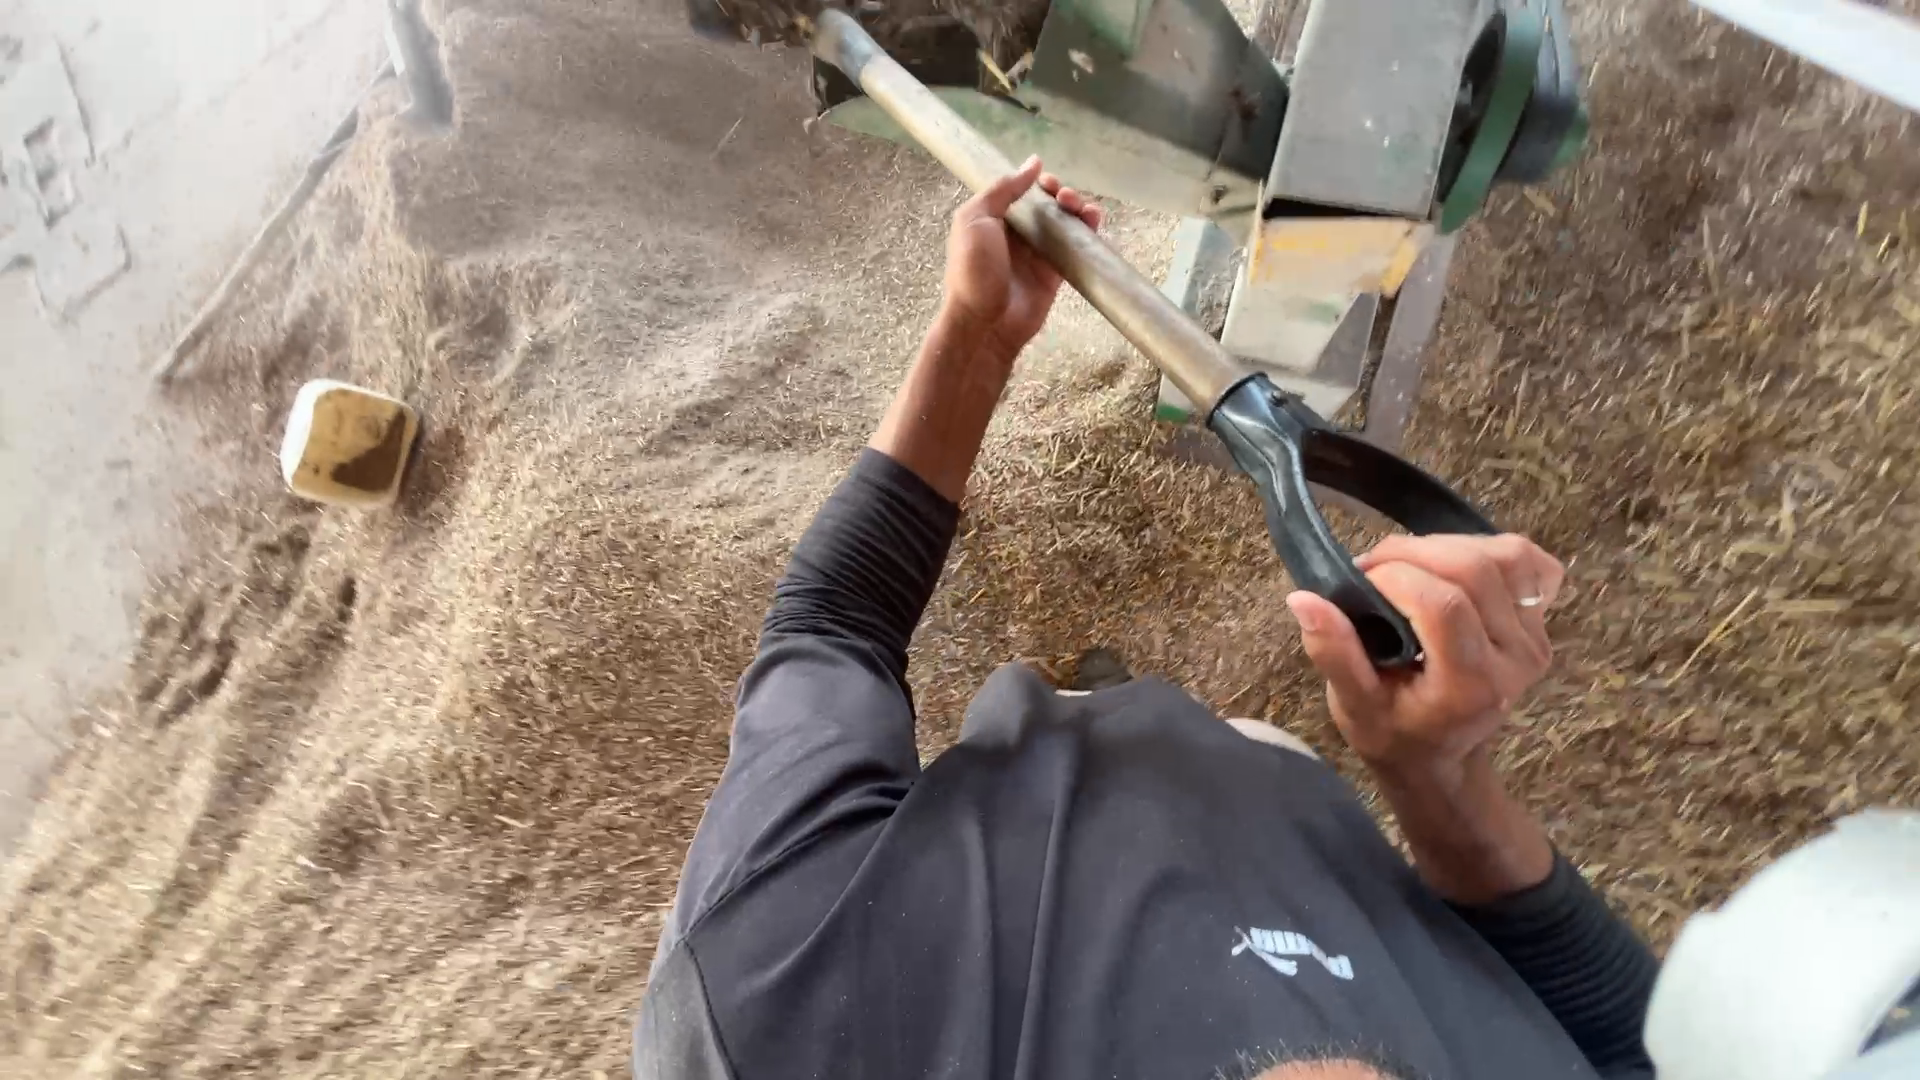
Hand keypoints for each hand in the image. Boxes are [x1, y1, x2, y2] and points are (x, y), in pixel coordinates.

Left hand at [942, 155, 1102, 364]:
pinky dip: (1088, 234)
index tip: (1047, 183)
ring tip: (1081, 210)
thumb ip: (1002, 189)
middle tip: (1064, 199)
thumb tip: (1033, 163)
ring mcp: (1038, 256)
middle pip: (1048, 206)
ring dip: (1077, 210)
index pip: (1023, 193)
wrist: (984, 324)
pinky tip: (1094, 223)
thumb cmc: (973, 271)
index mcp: (995, 220)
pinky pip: (1075, 249)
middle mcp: (1018, 236)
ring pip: (1065, 225)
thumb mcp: (975, 219)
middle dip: (1061, 195)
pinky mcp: (1055, 276)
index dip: (1039, 184)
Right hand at [1285, 534, 1564, 782]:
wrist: (1440, 756)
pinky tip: (1453, 565)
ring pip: (1505, 556)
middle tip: (1372, 568)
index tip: (1357, 582)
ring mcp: (1535, 638)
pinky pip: (1531, 563)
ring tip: (1406, 565)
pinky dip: (1490, 550)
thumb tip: (1302, 598)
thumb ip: (1331, 651)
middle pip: (1475, 570)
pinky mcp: (1541, 623)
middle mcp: (1514, 657)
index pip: (1443, 604)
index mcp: (1469, 685)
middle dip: (1412, 553)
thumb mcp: (1351, 704)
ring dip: (1446, 546)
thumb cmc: (1390, 731)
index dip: (1393, 577)